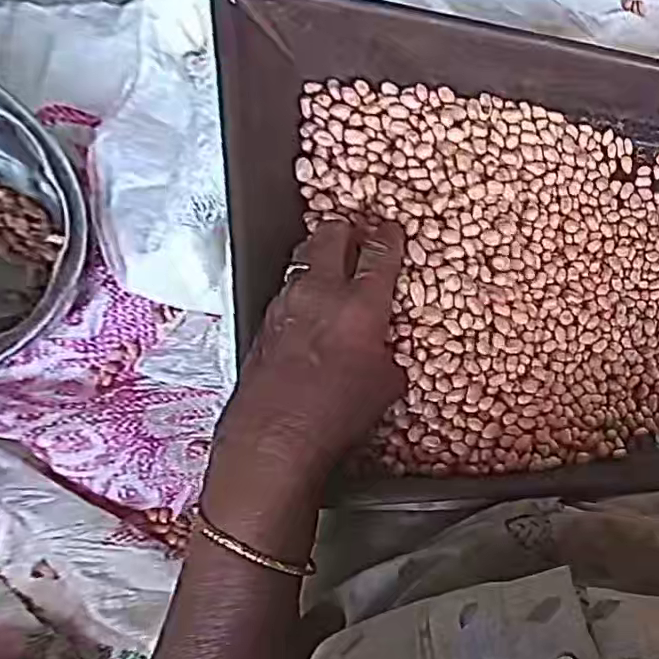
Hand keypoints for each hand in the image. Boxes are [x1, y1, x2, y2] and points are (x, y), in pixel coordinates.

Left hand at [212, 219, 404, 492]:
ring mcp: (287, 303)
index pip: (379, 257)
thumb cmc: (340, 410)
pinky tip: (311, 298)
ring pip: (304, 259)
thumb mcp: (388, 383)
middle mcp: (320, 294)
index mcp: (360, 306)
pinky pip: (289, 287)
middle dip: (346, 229)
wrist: (277, 430)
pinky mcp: (266, 320)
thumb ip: (390, 353)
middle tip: (358, 229)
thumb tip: (387, 348)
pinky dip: (304, 283)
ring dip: (320, 252)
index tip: (392, 229)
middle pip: (330, 239)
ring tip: (332, 254)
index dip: (388, 238)